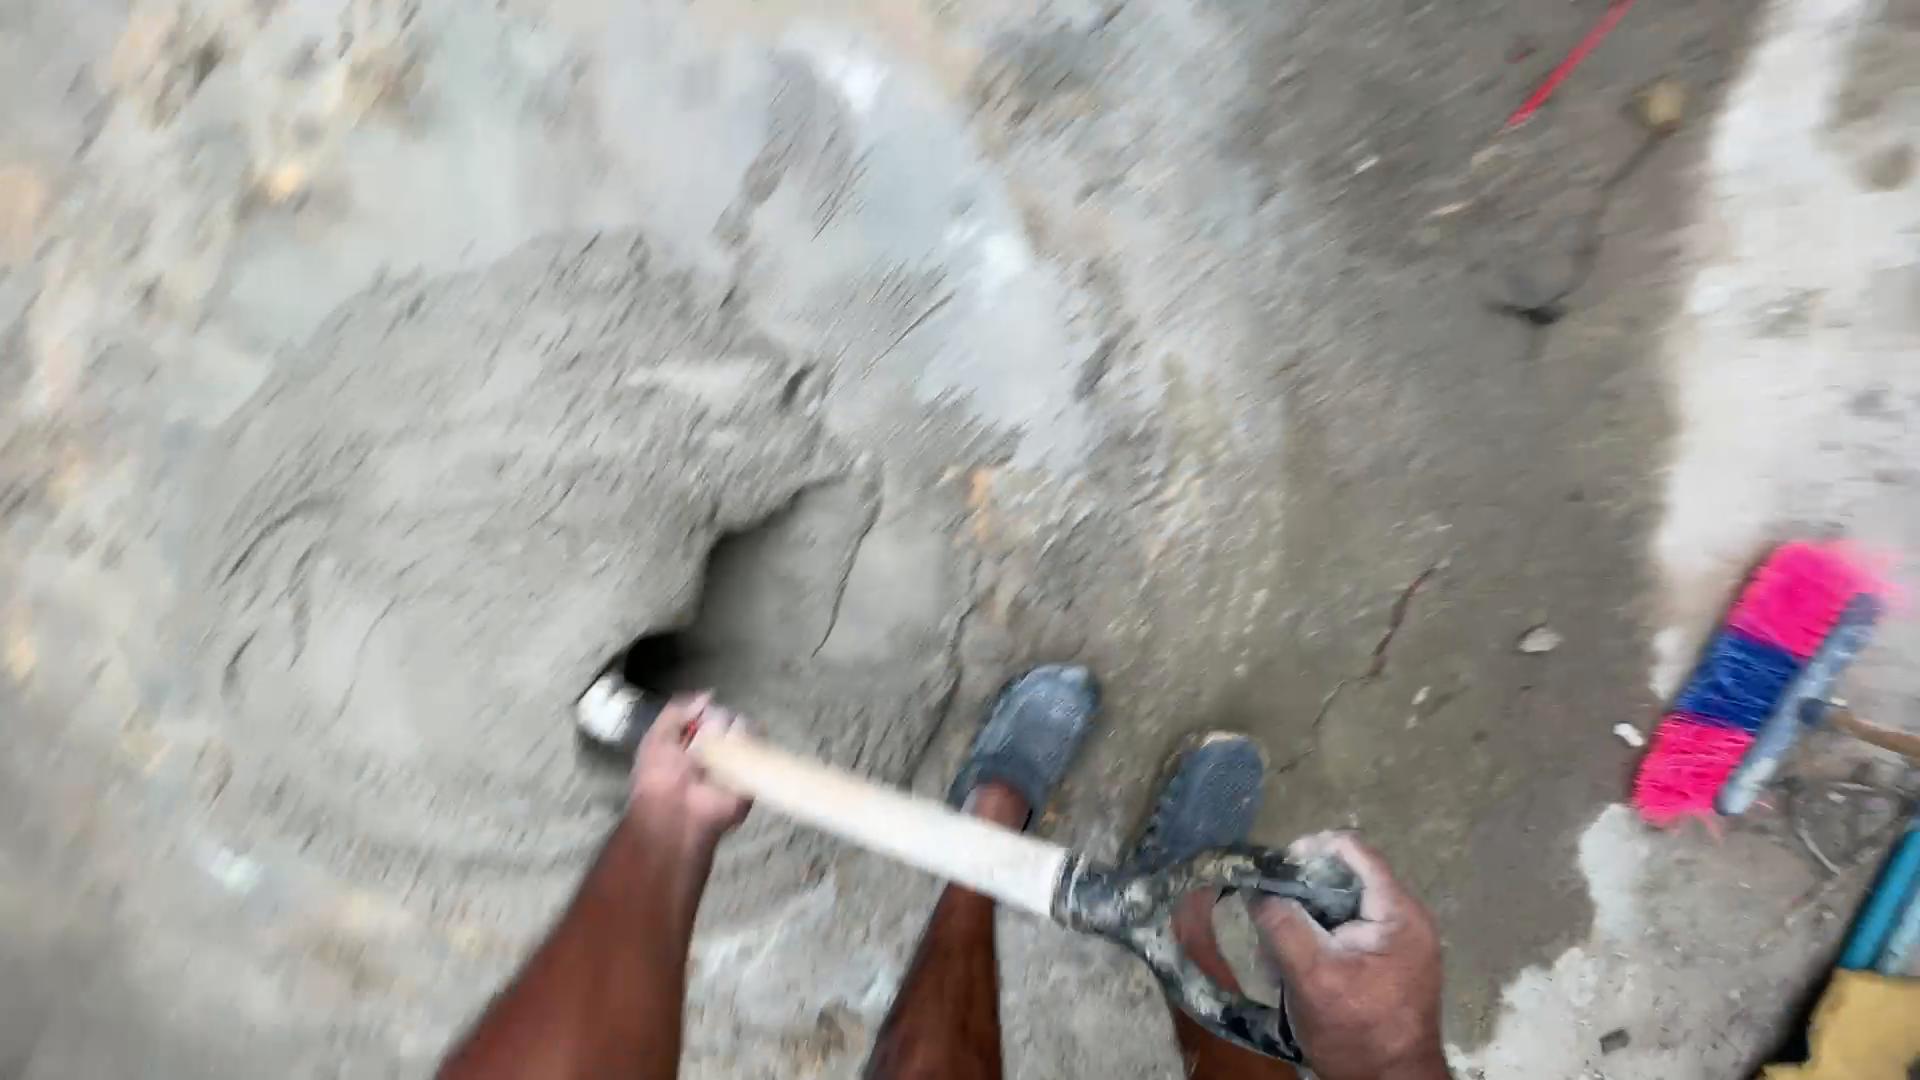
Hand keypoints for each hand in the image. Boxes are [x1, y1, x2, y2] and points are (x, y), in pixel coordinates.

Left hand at [626, 693, 752, 853]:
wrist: (675, 814)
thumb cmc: (659, 777)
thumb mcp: (656, 738)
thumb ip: (677, 712)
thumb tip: (709, 694)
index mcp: (691, 743)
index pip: (708, 714)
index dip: (703, 712)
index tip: (699, 716)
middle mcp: (715, 751)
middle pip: (728, 719)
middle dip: (719, 722)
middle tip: (707, 737)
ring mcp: (734, 763)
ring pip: (746, 730)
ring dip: (733, 733)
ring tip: (718, 749)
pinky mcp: (750, 776)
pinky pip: (759, 752)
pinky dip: (751, 745)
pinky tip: (735, 751)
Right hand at [1250, 832, 1447, 1079]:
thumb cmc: (1356, 1032)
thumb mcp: (1310, 974)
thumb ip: (1282, 922)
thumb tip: (1256, 888)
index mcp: (1397, 912)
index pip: (1351, 848)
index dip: (1309, 849)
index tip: (1277, 871)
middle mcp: (1404, 916)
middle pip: (1344, 871)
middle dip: (1301, 883)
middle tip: (1270, 902)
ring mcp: (1397, 937)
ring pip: (1340, 897)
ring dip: (1304, 909)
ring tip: (1276, 931)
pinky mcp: (1386, 956)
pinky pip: (1346, 922)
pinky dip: (1317, 928)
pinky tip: (1294, 951)